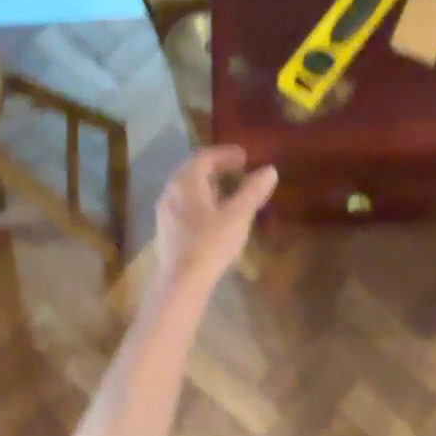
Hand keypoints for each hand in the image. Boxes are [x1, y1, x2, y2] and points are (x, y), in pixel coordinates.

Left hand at [152, 146, 276, 295]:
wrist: (182, 281)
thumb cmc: (211, 243)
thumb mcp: (238, 215)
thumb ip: (253, 191)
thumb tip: (269, 170)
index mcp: (186, 182)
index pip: (205, 157)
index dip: (226, 153)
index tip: (245, 157)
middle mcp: (171, 191)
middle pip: (192, 170)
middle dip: (216, 166)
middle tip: (237, 169)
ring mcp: (165, 211)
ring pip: (187, 188)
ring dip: (207, 183)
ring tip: (227, 190)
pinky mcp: (166, 229)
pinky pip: (184, 203)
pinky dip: (200, 199)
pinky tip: (213, 214)